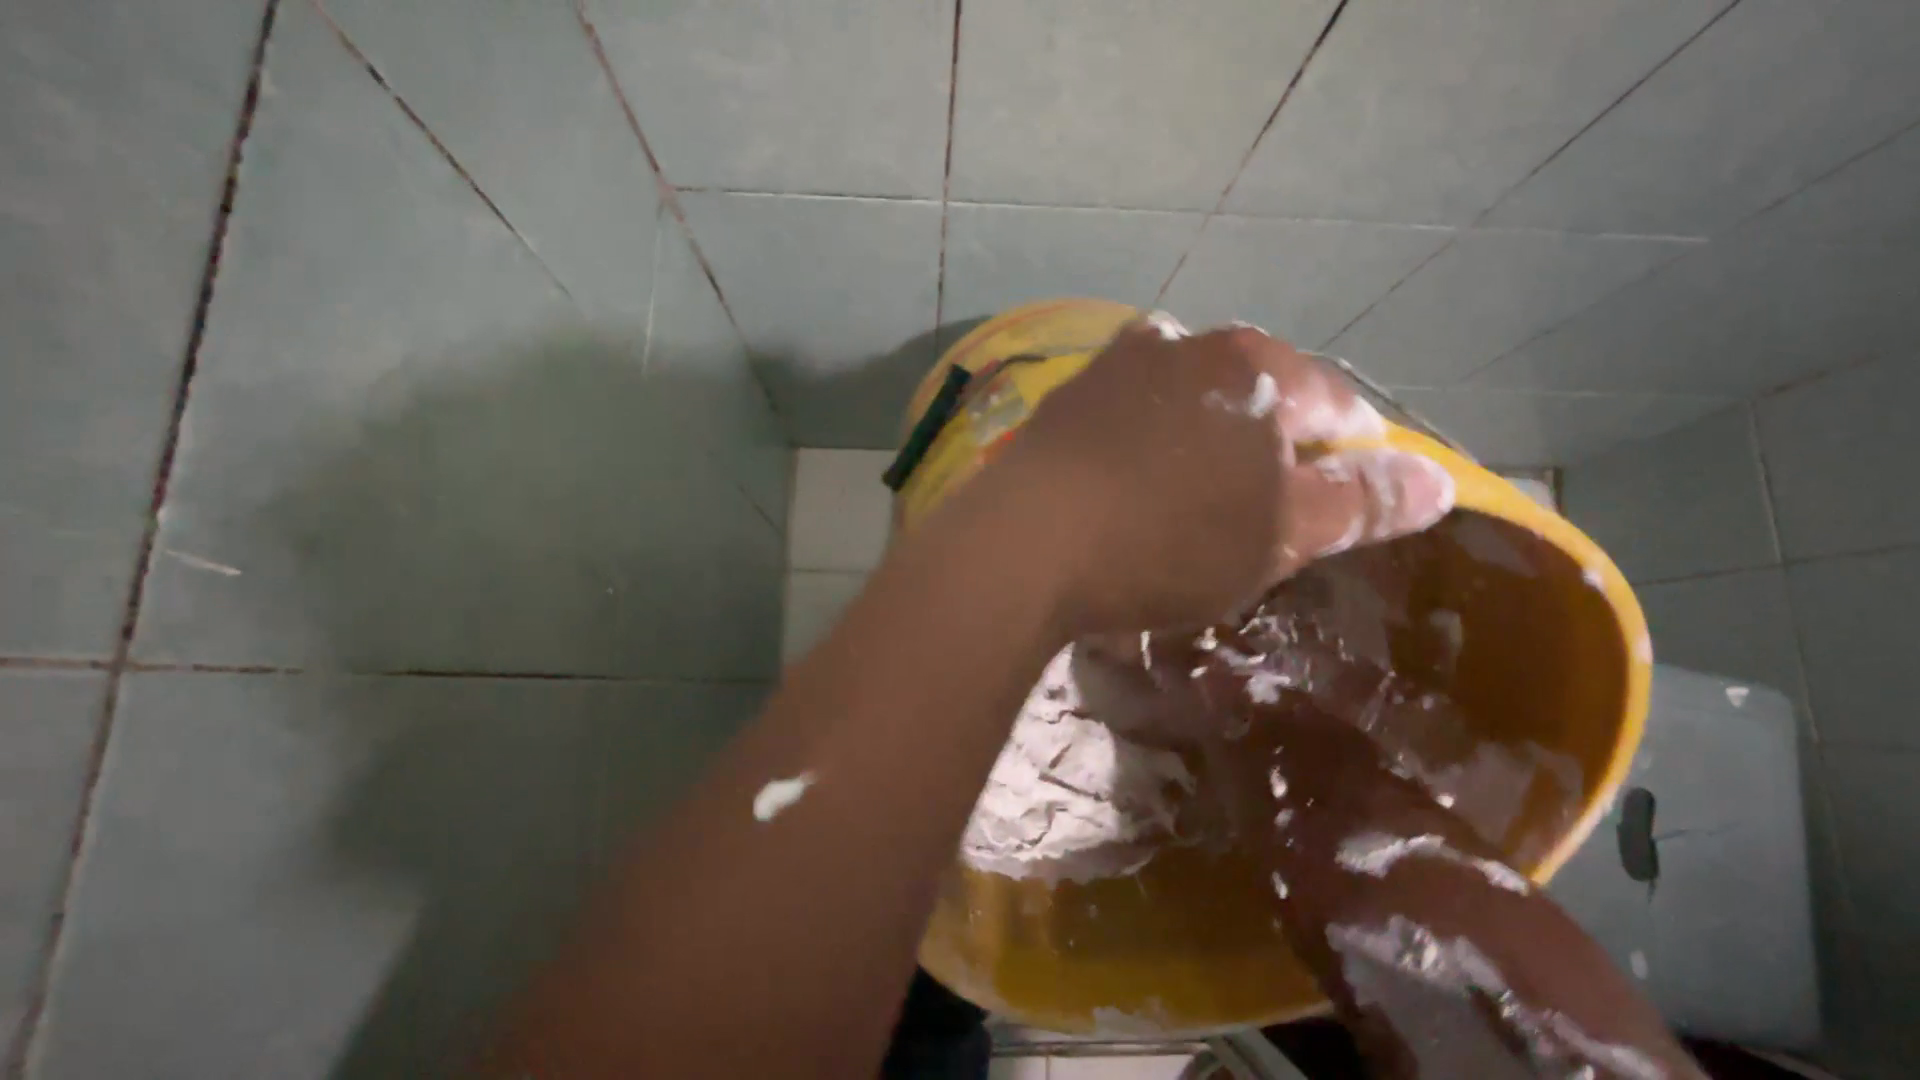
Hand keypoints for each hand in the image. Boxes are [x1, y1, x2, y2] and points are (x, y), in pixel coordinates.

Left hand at [989, 314, 1453, 638]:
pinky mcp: (1064, 402)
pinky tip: (1133, 489)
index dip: (1353, 453)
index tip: (1343, 503)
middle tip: (1265, 513)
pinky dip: (1147, 447)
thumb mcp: (1279, 535)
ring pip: (1189, 402)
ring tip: (1198, 502)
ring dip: (1205, 443)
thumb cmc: (1166, 542)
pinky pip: (1130, 419)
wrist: (1022, 546)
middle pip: (1257, 394)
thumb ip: (1360, 502)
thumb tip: (1440, 479)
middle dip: (1271, 447)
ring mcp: (1115, 367)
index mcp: (1253, 366)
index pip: (1335, 401)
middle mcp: (1184, 344)